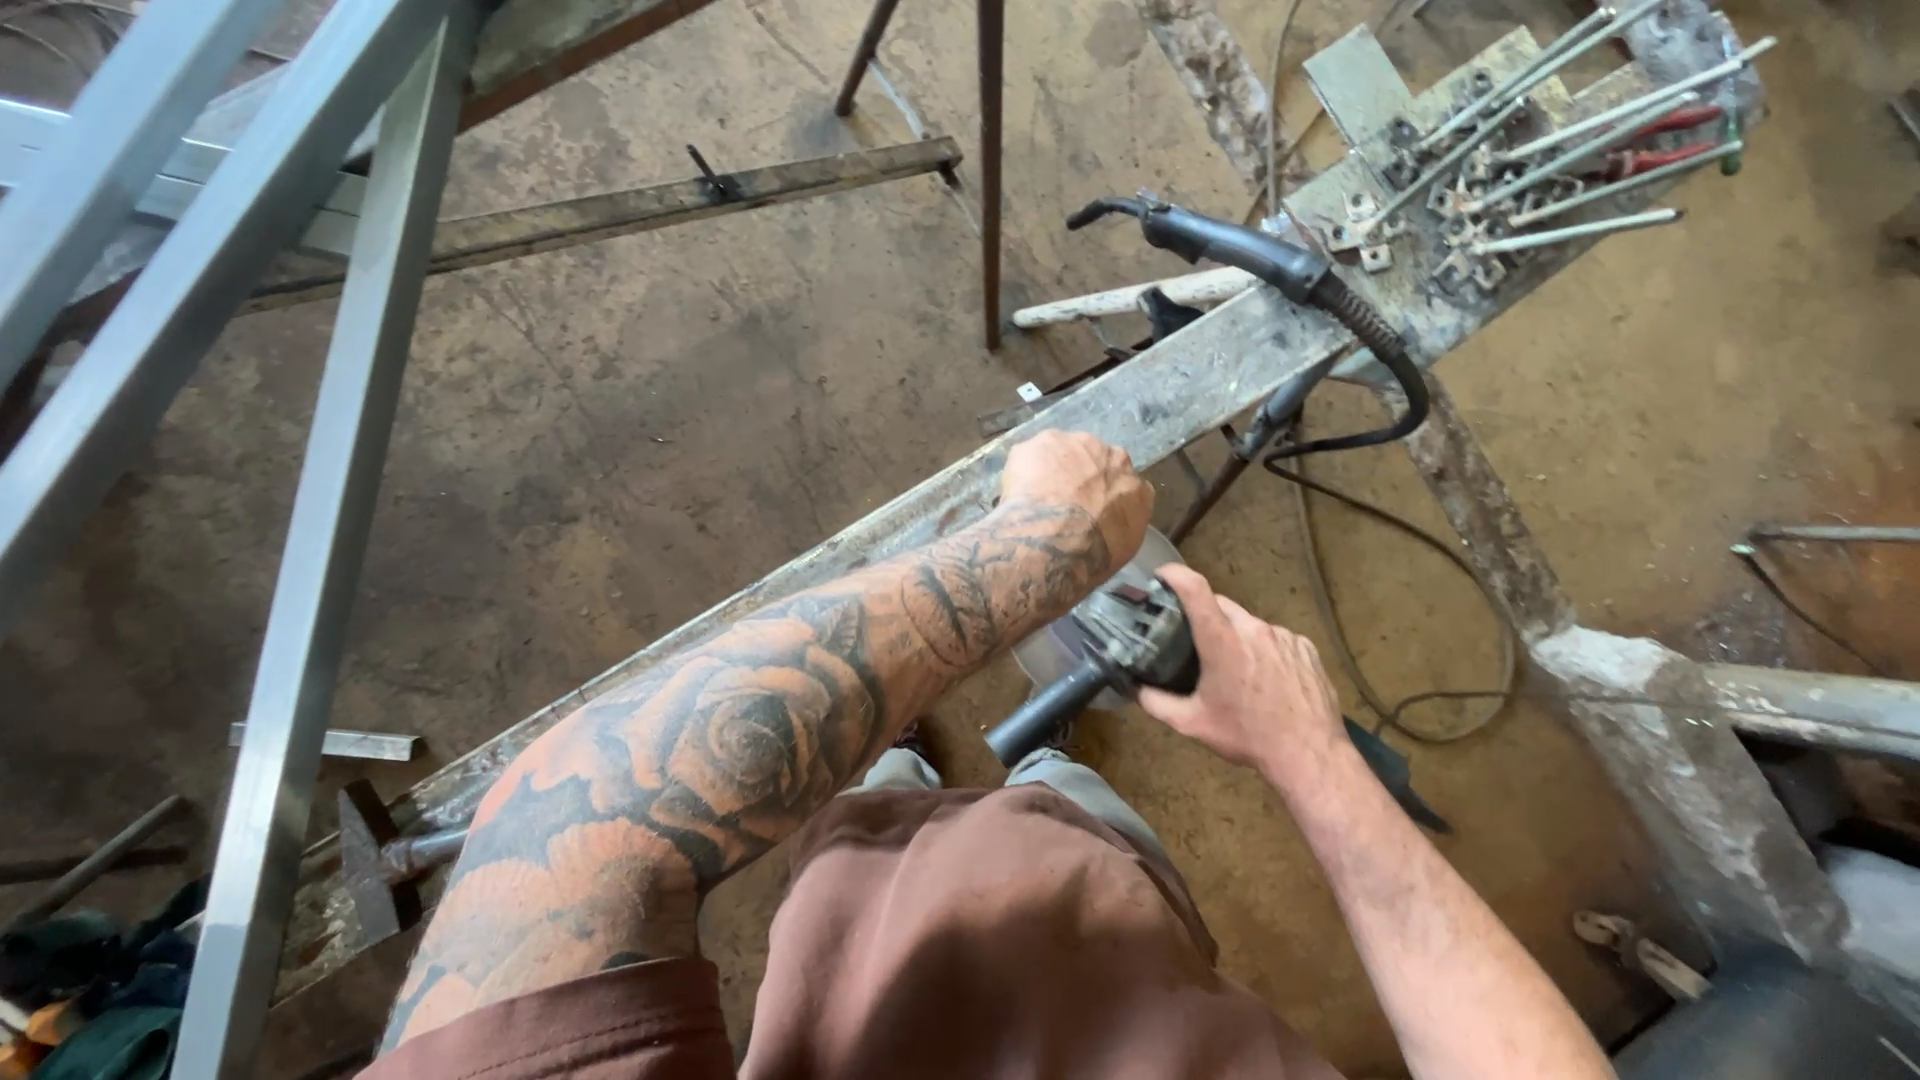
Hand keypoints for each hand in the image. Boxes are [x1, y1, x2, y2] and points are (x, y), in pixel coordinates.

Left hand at [999, 430, 1152, 569]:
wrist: (1058, 538)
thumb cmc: (1093, 552)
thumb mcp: (1124, 547)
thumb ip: (1122, 523)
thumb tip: (1110, 522)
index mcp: (1135, 486)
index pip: (1123, 485)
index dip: (1103, 495)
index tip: (1089, 508)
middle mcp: (1113, 457)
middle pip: (1095, 460)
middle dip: (1080, 475)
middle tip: (1061, 499)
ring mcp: (1079, 444)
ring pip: (1064, 451)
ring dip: (1052, 468)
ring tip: (1035, 496)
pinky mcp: (1046, 440)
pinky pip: (1033, 454)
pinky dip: (1025, 470)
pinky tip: (1018, 493)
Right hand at [1137, 565, 1342, 782]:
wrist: (1309, 754)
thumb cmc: (1246, 737)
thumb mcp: (1192, 724)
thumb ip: (1155, 702)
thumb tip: (1133, 687)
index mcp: (1222, 642)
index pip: (1195, 589)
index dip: (1175, 574)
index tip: (1161, 576)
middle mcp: (1253, 629)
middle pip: (1221, 605)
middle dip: (1205, 616)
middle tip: (1196, 643)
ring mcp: (1283, 636)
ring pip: (1249, 623)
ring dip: (1237, 636)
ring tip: (1237, 669)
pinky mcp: (1305, 647)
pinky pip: (1276, 638)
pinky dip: (1265, 650)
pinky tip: (1267, 678)